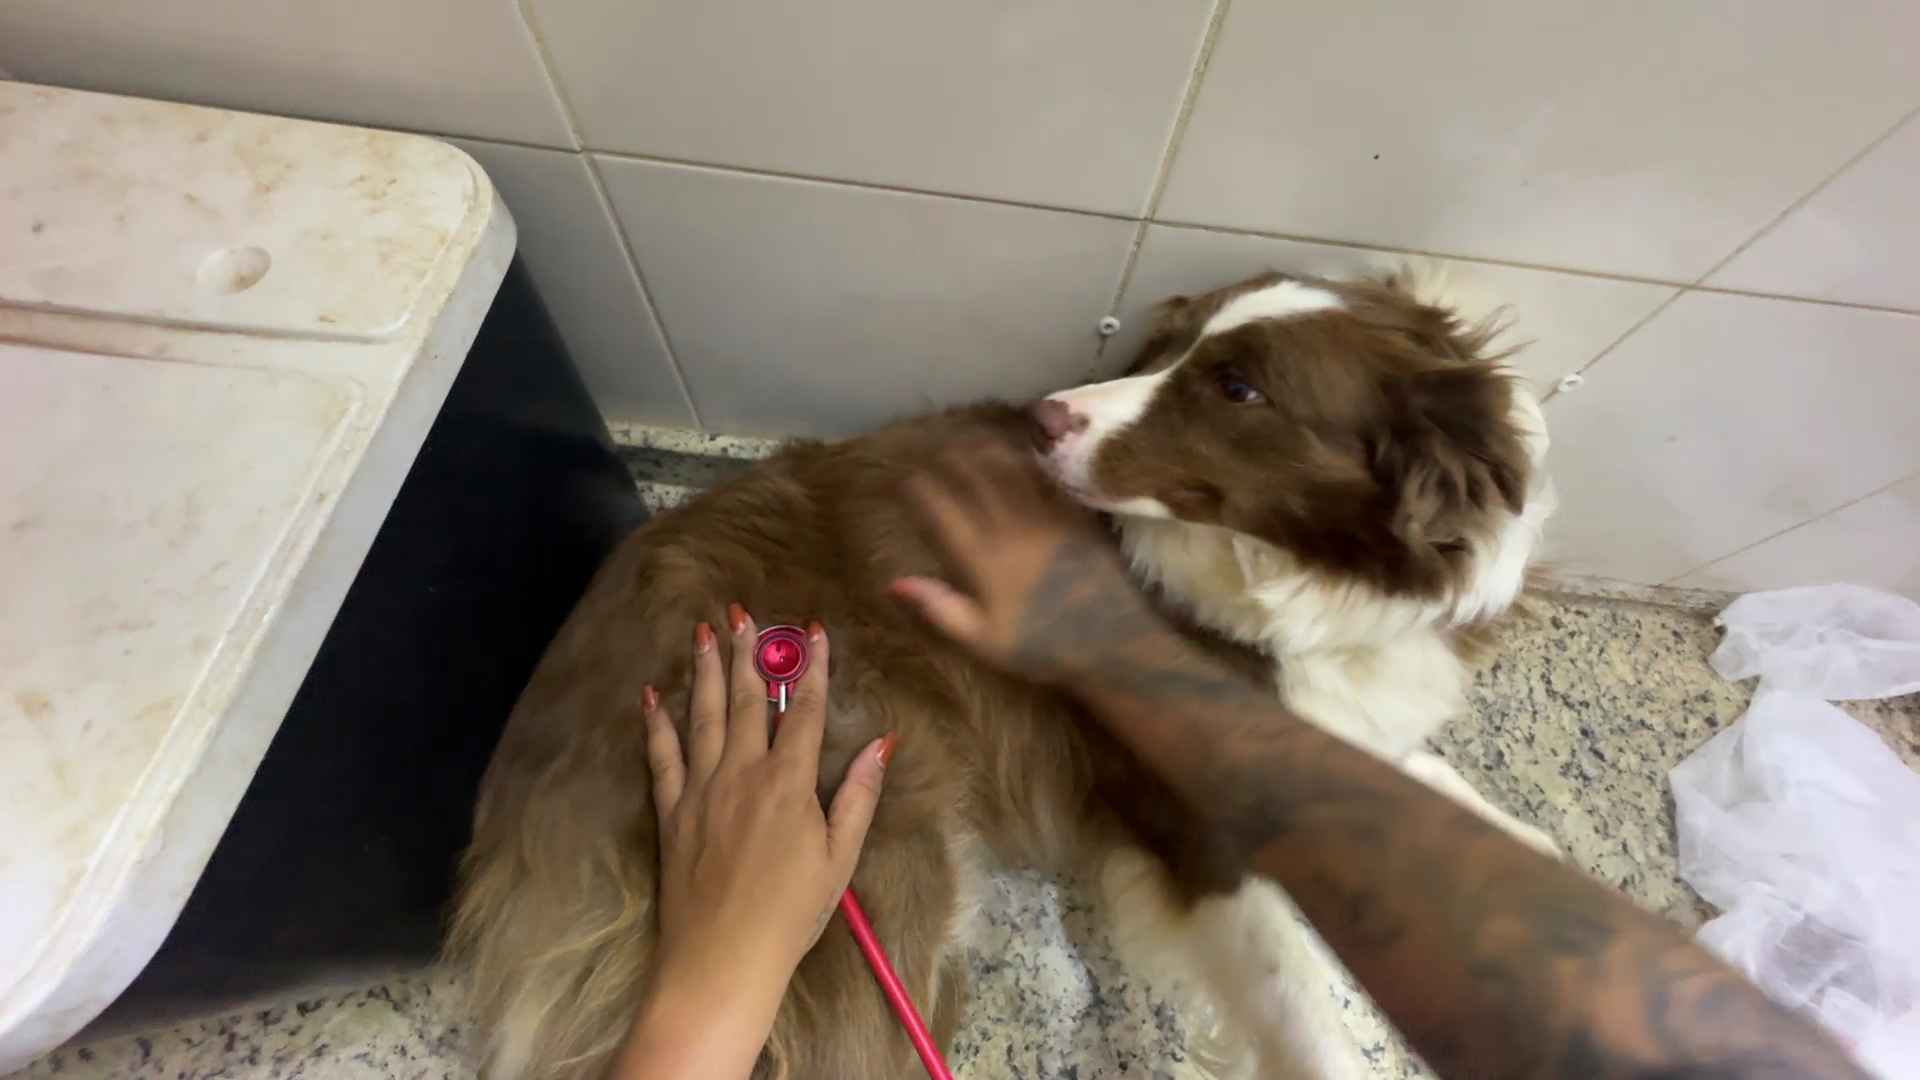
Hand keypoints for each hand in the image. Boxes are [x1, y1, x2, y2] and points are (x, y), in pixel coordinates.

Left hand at [639, 610, 891, 1012]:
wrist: (721, 961)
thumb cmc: (792, 911)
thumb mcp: (840, 856)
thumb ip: (859, 794)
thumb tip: (884, 741)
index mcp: (789, 781)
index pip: (806, 710)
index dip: (813, 667)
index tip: (814, 630)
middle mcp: (743, 772)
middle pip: (749, 700)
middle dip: (748, 652)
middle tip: (742, 613)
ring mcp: (702, 788)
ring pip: (705, 716)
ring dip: (706, 670)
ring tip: (703, 631)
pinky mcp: (672, 810)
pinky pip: (663, 756)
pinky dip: (658, 724)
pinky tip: (654, 695)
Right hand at [890, 437, 1164, 686]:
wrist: (1112, 643)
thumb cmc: (1042, 647)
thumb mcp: (983, 640)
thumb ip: (939, 609)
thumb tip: (895, 582)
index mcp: (983, 559)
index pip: (942, 512)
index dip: (920, 491)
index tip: (906, 481)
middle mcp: (1011, 529)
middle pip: (976, 480)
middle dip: (952, 461)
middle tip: (938, 453)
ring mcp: (1047, 518)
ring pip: (1011, 471)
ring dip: (989, 453)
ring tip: (975, 443)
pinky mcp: (1077, 518)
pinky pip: (1050, 481)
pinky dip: (1033, 464)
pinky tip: (1026, 459)